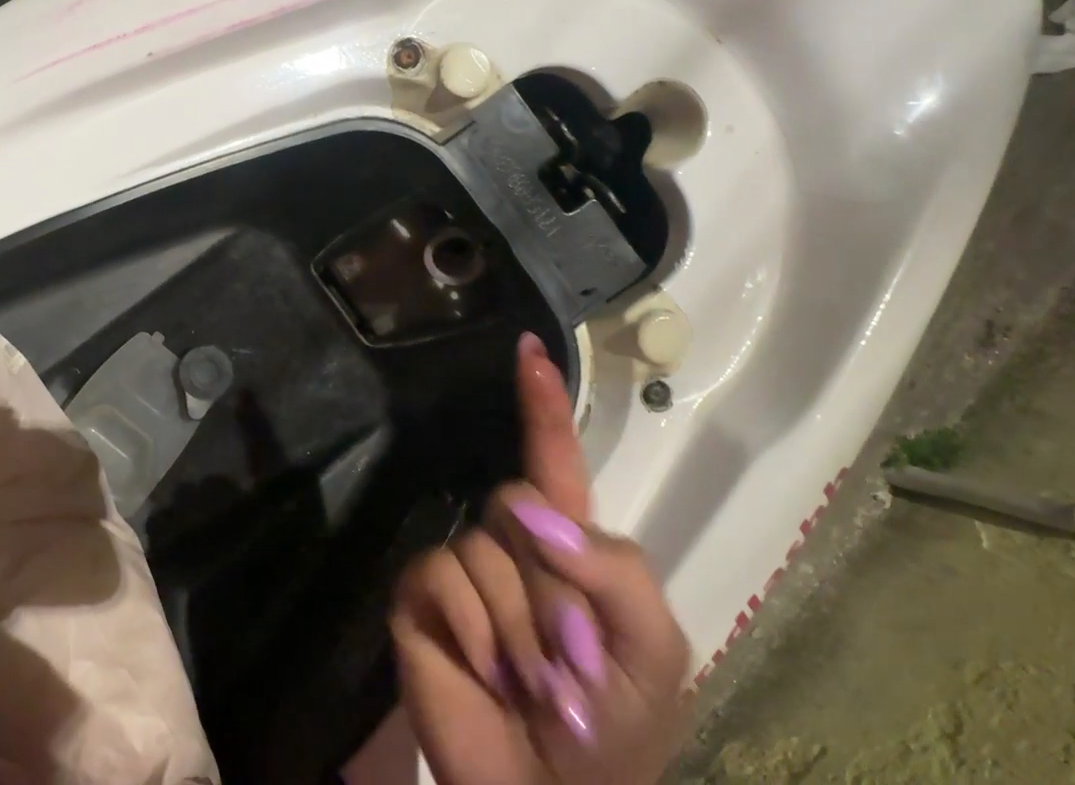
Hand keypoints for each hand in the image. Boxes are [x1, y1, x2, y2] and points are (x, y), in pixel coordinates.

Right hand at [390, 333, 690, 784]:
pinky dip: (478, 631)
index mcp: (568, 548)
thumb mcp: (653, 650)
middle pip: (517, 502)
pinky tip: (486, 670)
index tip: (528, 349)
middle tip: (571, 660)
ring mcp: (460, 568)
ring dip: (521, 628)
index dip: (542, 407)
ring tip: (531, 683)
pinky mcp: (421, 596)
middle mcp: (507, 545)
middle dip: (553, 587)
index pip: (552, 462)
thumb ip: (615, 570)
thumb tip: (532, 514)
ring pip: (484, 549)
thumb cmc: (615, 726)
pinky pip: (445, 577)